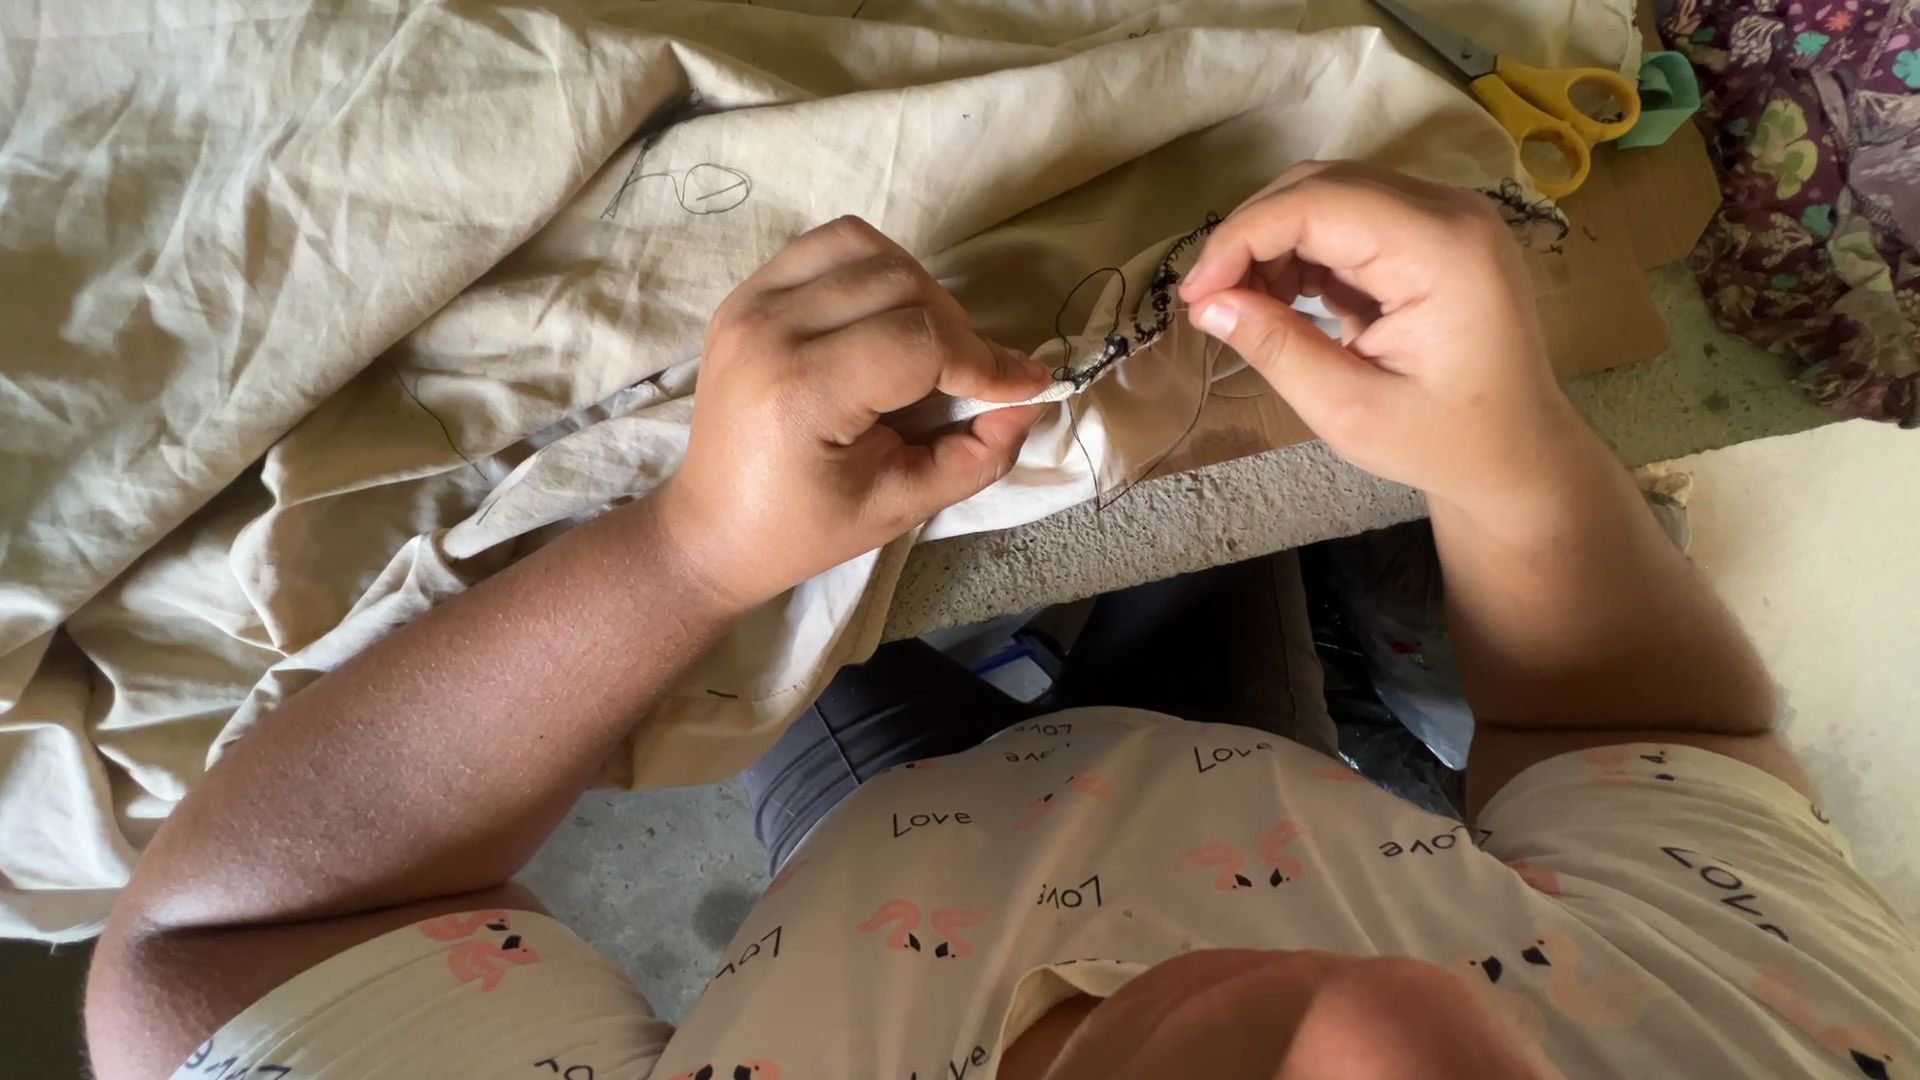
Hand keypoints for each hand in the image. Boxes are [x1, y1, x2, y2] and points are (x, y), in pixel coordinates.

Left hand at [655, 216, 1049, 610]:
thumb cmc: (806, 530)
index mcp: (801, 392)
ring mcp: (749, 302)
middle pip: (901, 284)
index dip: (985, 362)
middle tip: (974, 379)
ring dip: (920, 290)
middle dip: (958, 330)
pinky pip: (829, 247)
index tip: (1025, 386)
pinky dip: (876, 270)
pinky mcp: (744, 294)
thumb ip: (978, 456)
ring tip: (932, 345)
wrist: (715, 527)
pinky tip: (886, 319)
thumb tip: (1030, 397)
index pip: (920, 342)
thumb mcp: (902, 507)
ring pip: (867, 249)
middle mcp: (768, 329)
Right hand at [1178, 162, 1604, 523]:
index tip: (1194, 295)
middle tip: (1207, 302)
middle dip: (1249, 237)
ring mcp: (1438, 219)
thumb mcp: (1348, 410)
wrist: (1512, 450)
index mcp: (1442, 251)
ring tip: (1238, 307)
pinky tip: (1273, 301)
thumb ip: (1278, 350)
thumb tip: (1206, 305)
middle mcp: (1447, 213)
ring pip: (1324, 197)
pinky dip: (1293, 255)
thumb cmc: (1438, 441)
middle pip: (1321, 186)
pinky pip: (1340, 223)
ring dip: (1267, 245)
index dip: (1243, 238)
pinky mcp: (1422, 236)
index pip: (1320, 203)